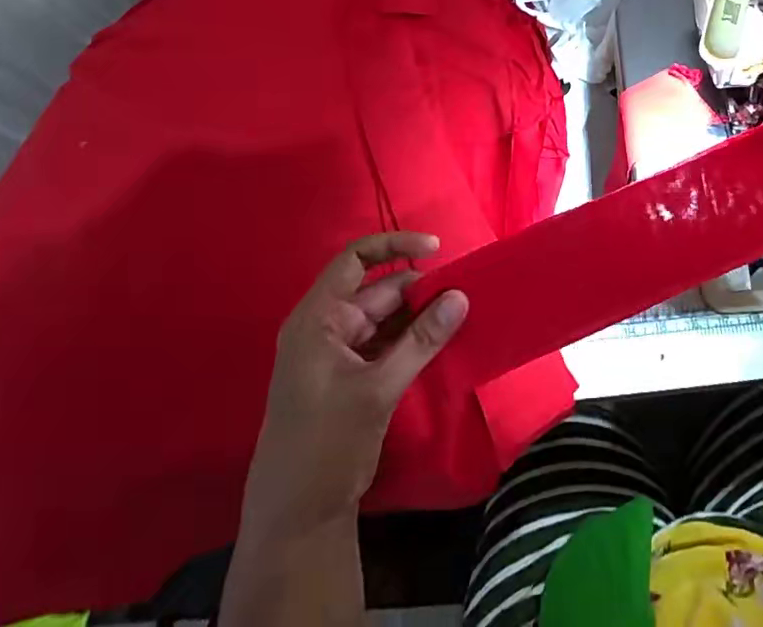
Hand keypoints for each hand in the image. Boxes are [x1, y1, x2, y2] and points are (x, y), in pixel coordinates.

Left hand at [237, 232, 469, 535]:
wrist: (297, 516)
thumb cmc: (324, 445)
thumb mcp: (377, 389)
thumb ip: (421, 340)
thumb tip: (461, 296)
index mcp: (317, 320)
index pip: (355, 261)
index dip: (394, 246)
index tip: (438, 248)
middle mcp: (326, 328)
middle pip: (379, 290)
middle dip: (421, 289)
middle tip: (465, 295)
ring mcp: (340, 354)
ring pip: (388, 318)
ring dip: (421, 316)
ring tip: (462, 314)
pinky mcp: (353, 377)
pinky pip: (389, 343)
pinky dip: (414, 340)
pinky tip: (443, 341)